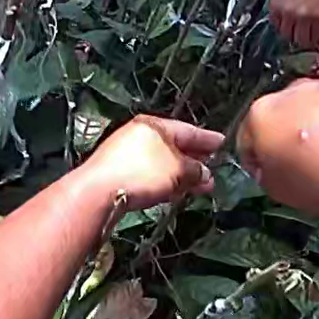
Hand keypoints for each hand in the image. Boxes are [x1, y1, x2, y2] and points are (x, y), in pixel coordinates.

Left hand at [79, 116, 224, 210]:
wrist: (97, 192)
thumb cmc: (140, 172)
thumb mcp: (177, 169)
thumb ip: (195, 170)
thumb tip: (205, 174)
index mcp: (153, 126)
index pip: (187, 130)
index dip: (206, 138)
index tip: (222, 143)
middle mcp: (138, 136)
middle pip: (173, 147)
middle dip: (194, 160)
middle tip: (212, 169)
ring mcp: (125, 156)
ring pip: (161, 164)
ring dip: (181, 174)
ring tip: (198, 186)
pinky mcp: (117, 175)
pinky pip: (149, 176)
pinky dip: (164, 182)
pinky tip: (174, 193)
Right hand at [237, 79, 318, 217]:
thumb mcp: (278, 191)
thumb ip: (267, 174)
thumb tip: (274, 170)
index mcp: (262, 114)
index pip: (247, 137)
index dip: (256, 161)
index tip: (267, 175)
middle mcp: (295, 92)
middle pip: (283, 115)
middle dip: (288, 137)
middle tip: (303, 168)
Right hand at [267, 0, 318, 49]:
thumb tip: (317, 31)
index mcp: (318, 14)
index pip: (314, 38)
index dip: (314, 40)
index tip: (314, 38)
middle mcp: (301, 17)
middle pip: (299, 40)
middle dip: (302, 39)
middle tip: (303, 35)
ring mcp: (285, 14)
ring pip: (285, 35)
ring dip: (290, 33)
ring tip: (294, 28)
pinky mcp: (273, 9)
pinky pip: (276, 25)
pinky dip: (280, 25)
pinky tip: (285, 19)